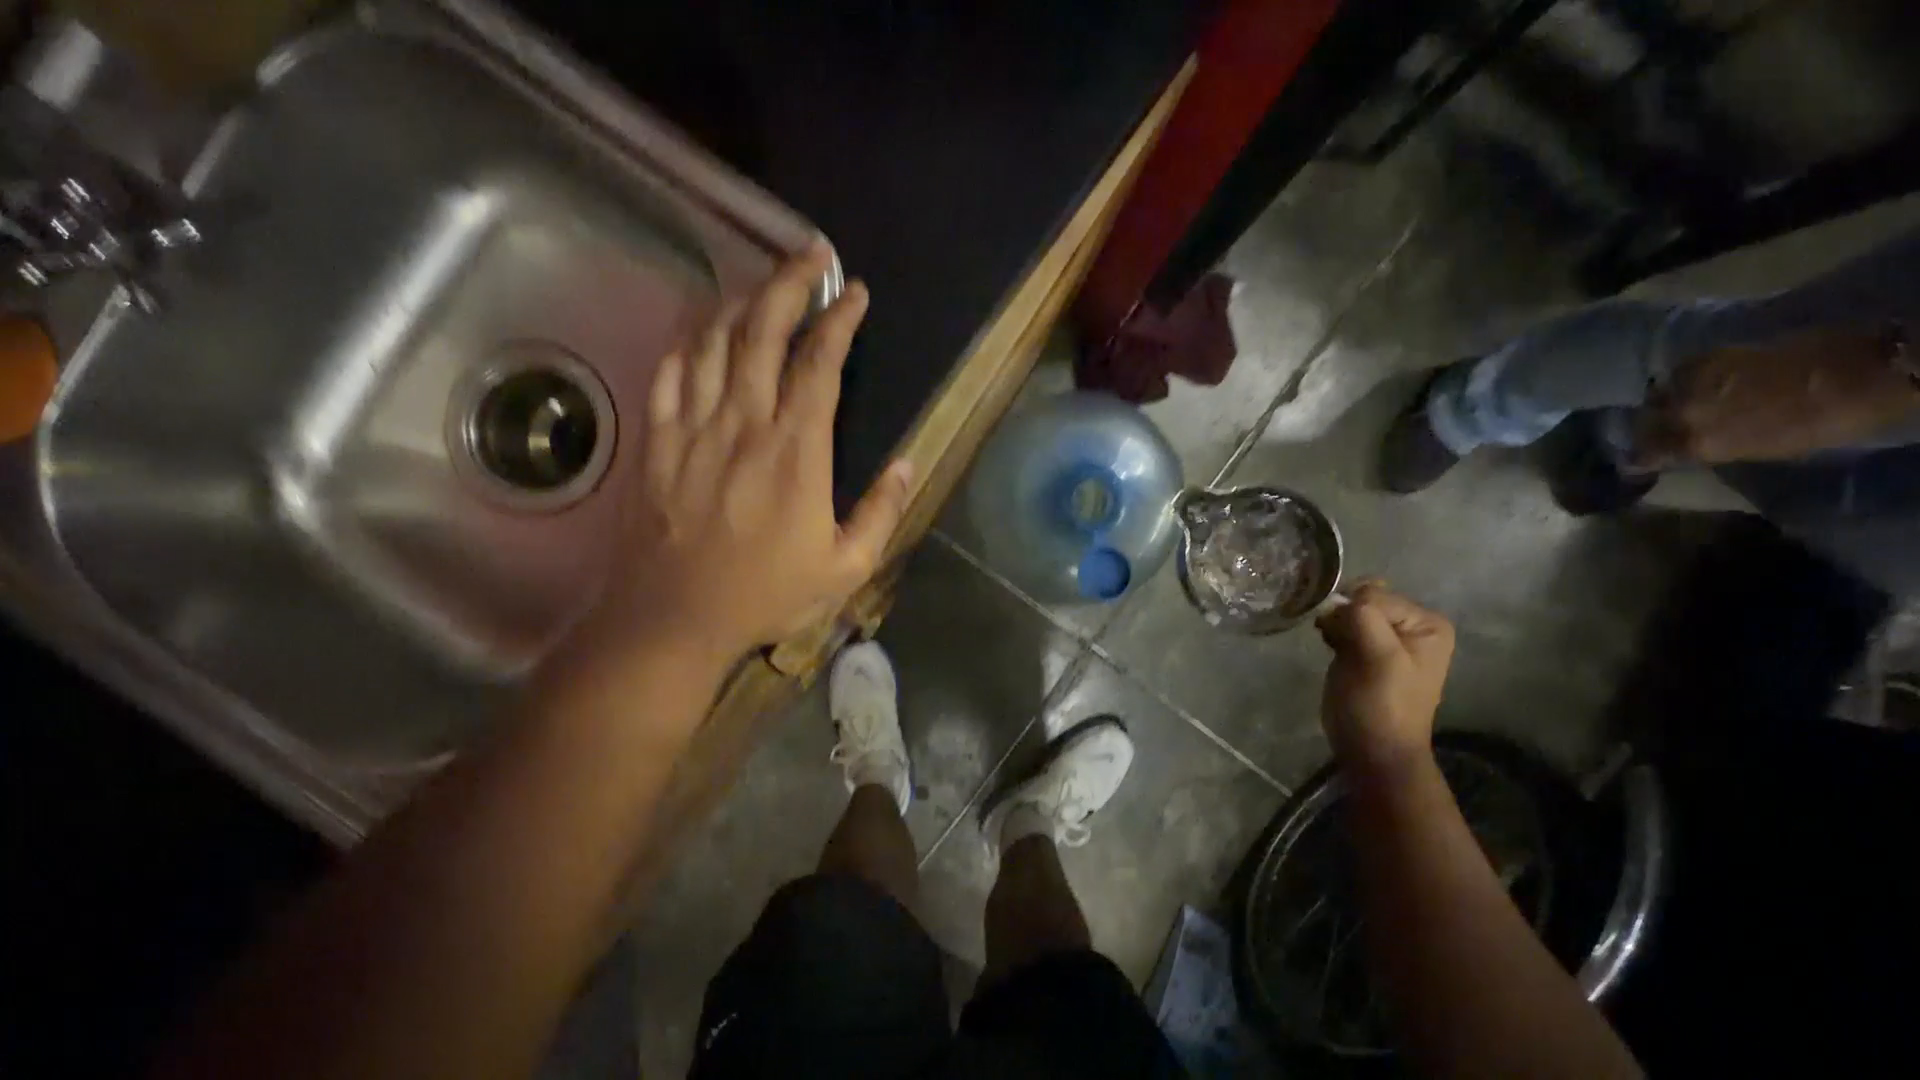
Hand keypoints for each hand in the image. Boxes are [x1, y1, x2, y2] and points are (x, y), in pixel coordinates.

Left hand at [589, 246, 910, 661]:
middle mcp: (744, 423)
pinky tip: (703, 333)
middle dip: (790, 282)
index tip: (855, 292)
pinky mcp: (657, 441)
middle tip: (810, 255)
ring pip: (715, 342)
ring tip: (763, 285)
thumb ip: (881, 513)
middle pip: (764, 331)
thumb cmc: (765, 594)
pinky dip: (689, 343)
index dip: (840, 319)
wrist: (674, 617)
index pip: (821, 363)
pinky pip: (670, 374)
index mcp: (797, 450)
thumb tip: (909, 463)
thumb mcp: (845, 567)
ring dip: (742, 302)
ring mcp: (694, 427)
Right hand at [1315, 583, 1454, 775]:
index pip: (1376, 594)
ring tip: (1333, 647)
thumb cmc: (1381, 706)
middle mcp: (1412, 625)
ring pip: (1350, 610)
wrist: (1373, 751)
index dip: (1352, 611)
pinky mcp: (1365, 649)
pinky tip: (1331, 648)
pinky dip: (1332, 631)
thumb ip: (1365, 618)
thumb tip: (1339, 599)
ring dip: (1335, 623)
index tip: (1339, 636)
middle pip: (1364, 599)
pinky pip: (1344, 624)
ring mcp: (1388, 637)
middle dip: (1343, 615)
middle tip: (1334, 641)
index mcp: (1427, 623)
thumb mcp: (1380, 659)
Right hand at [1633, 327, 1919, 466]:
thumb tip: (1689, 447)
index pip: (1645, 454)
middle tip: (1662, 428)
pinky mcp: (1708, 355)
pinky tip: (1701, 382)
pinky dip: (1684, 379)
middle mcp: (1684, 413)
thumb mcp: (1764, 449)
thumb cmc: (1821, 422)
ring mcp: (1693, 381)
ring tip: (1681, 403)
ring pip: (1659, 394)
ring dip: (1665, 400)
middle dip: (1652, 425)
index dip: (1644, 456)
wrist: (1857, 371)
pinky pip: (1680, 372)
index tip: (1644, 457)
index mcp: (1698, 443)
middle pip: (1647, 421)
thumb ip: (1716, 447)